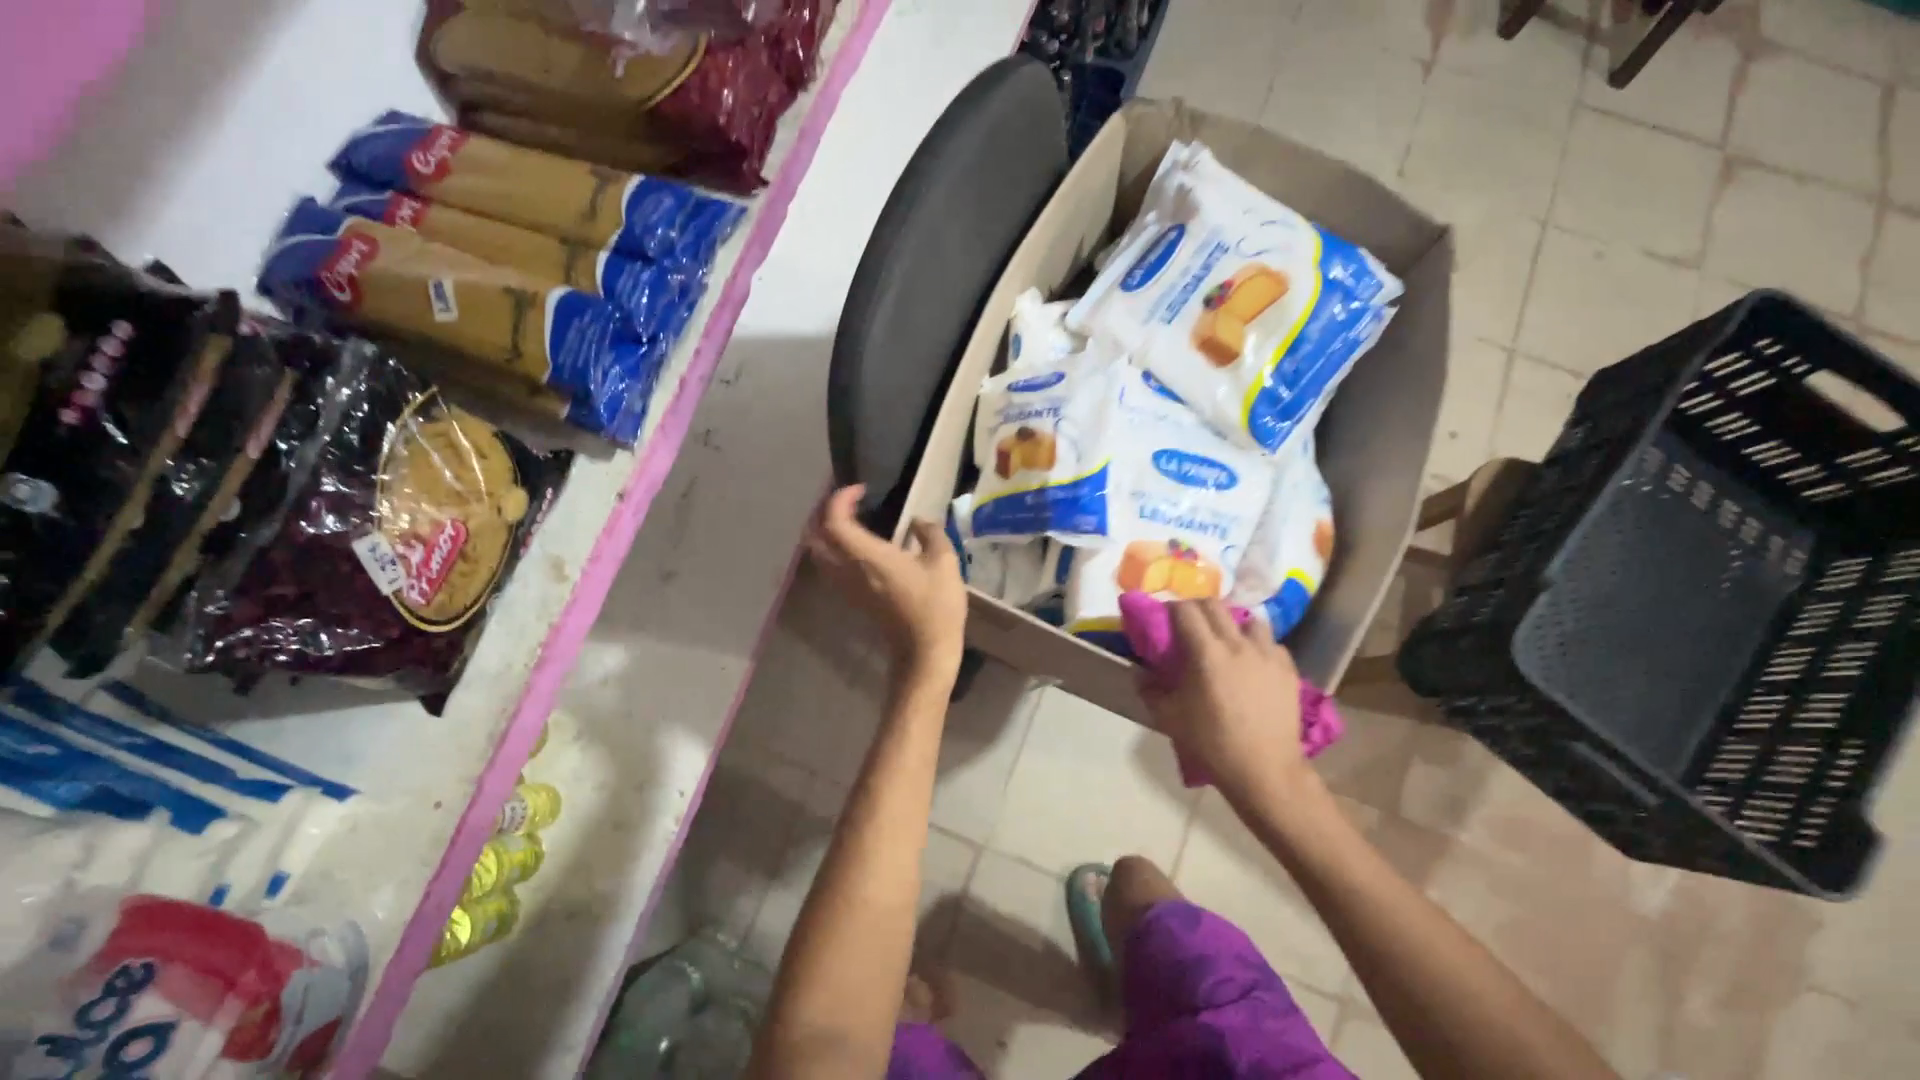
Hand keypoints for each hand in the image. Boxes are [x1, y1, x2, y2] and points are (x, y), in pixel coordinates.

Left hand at [804, 485, 967, 676]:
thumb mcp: (944, 561)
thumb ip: (930, 533)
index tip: (860, 490)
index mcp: (867, 557)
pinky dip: (836, 552)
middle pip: (816, 539)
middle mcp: (848, 570)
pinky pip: (831, 569)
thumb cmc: (936, 605)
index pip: (835, 522)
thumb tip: (918, 522)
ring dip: (828, 535)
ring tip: (852, 522)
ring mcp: (848, 588)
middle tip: (848, 505)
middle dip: (825, 516)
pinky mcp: (854, 599)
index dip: (840, 500)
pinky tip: (860, 548)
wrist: (926, 651)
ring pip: (820, 556)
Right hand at [1141, 600, 1310, 800]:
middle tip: (1190, 625)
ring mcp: (1268, 654)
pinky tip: (1253, 664)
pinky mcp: (1288, 669)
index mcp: (1206, 654)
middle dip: (1198, 608)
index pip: (1186, 610)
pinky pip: (1271, 644)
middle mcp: (1238, 645)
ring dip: (1233, 624)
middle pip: (1216, 606)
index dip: (1172, 608)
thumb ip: (1150, 689)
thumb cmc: (1212, 743)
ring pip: (1250, 620)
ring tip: (1227, 642)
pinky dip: (1258, 646)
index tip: (1165, 618)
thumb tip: (1139, 671)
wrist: (1264, 769)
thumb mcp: (1169, 718)